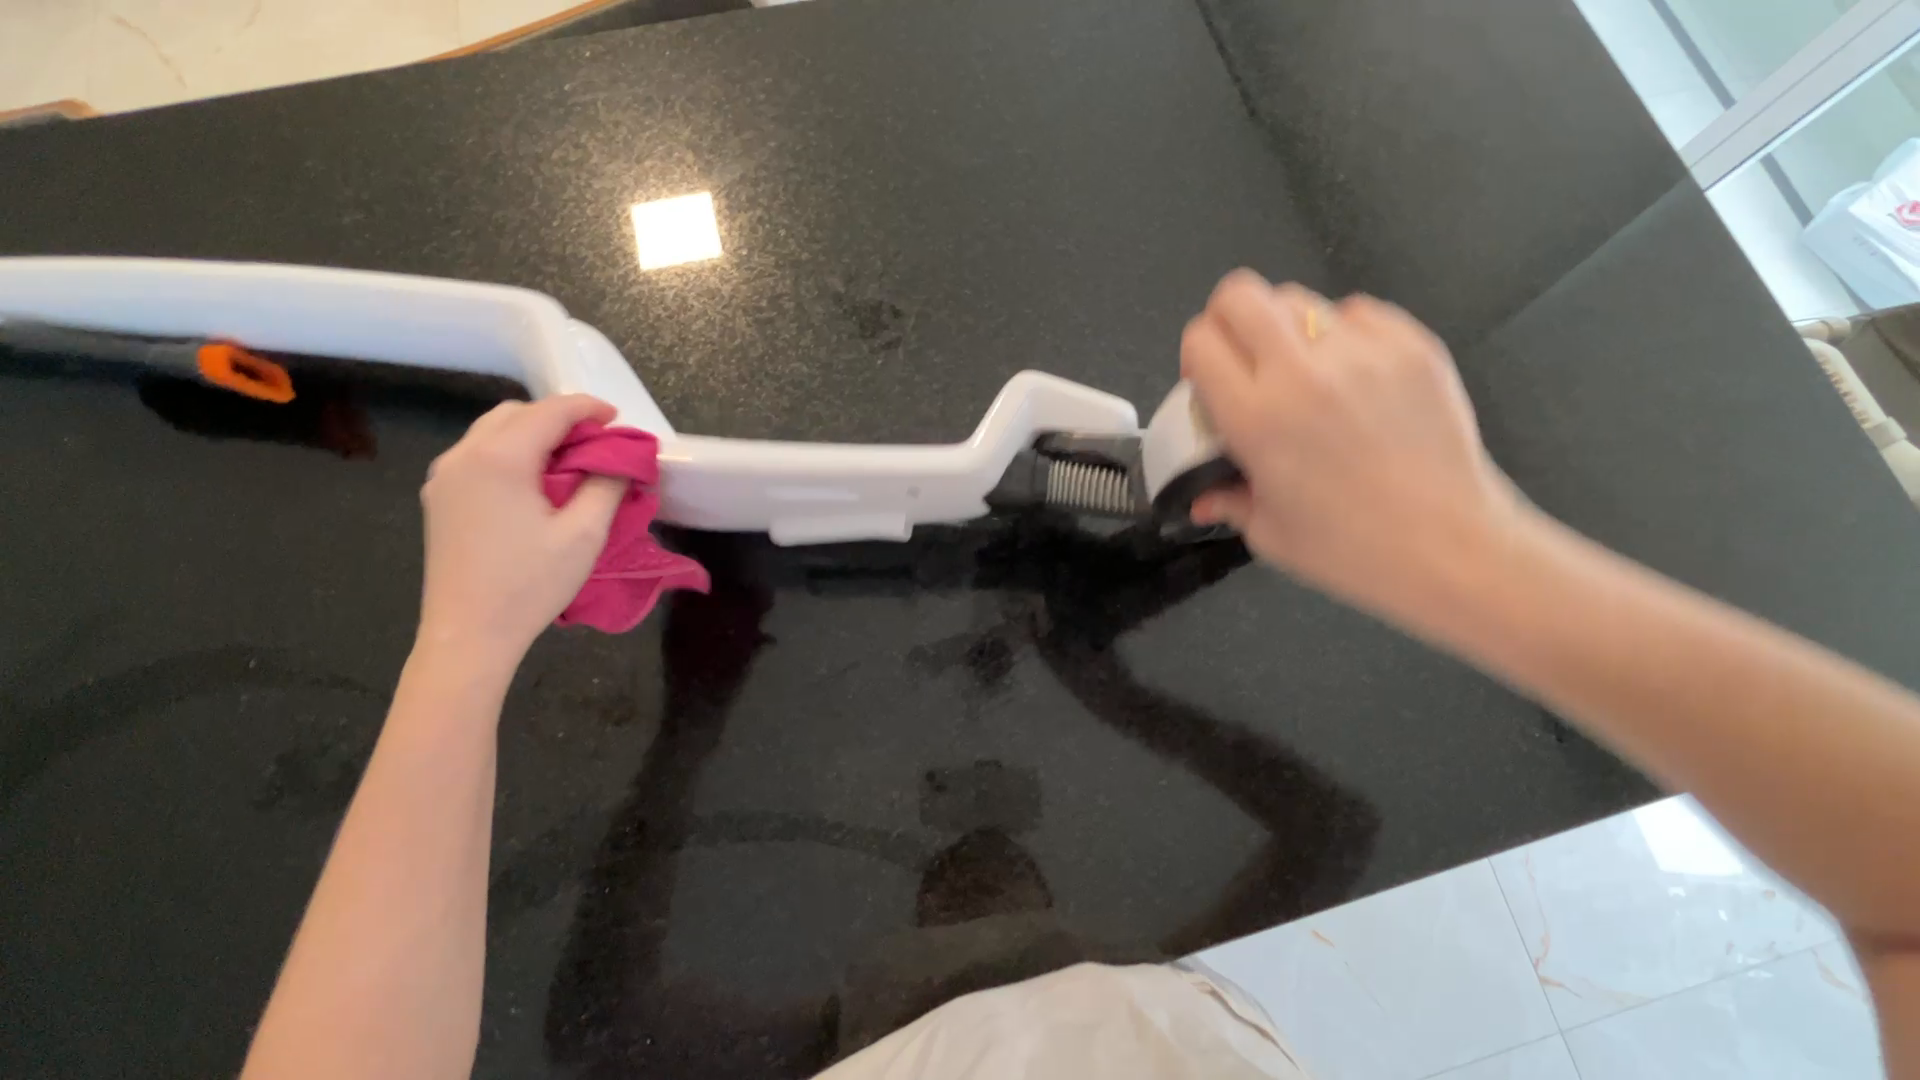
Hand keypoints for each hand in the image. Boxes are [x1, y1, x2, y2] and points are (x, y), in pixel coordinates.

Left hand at [416, 395, 627, 665]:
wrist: (469, 634)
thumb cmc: (530, 584)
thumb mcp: (584, 534)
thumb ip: (606, 484)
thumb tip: (619, 459)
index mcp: (499, 458)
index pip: (549, 412)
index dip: (588, 409)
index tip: (617, 420)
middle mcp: (463, 456)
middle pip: (517, 413)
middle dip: (560, 418)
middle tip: (597, 442)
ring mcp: (445, 476)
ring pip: (494, 431)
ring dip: (534, 433)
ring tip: (569, 459)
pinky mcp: (440, 497)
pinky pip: (478, 454)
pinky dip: (511, 451)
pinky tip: (535, 480)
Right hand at [1180, 269, 1525, 614]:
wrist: (1451, 547)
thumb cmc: (1347, 551)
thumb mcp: (1269, 532)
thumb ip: (1228, 499)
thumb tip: (1203, 498)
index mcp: (1255, 418)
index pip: (1201, 340)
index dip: (1195, 357)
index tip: (1208, 386)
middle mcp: (1301, 371)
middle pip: (1240, 294)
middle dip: (1228, 320)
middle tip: (1243, 359)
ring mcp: (1362, 351)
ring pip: (1298, 299)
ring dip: (1285, 328)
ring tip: (1303, 372)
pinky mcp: (1411, 345)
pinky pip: (1357, 312)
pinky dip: (1342, 334)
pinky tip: (1353, 375)